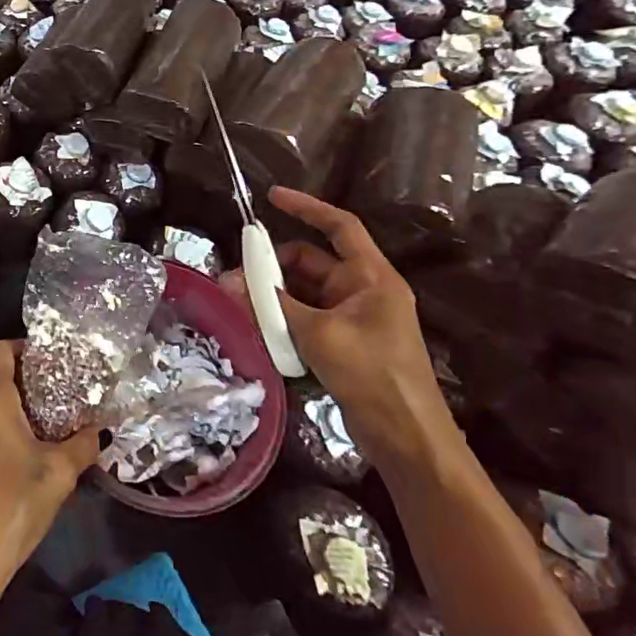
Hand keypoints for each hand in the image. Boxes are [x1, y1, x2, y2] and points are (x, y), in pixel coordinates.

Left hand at [0, 340, 98, 577]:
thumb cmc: (15, 500)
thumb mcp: (61, 470)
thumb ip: (84, 444)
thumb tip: (101, 431)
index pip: (1, 350)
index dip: (24, 347)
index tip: (50, 359)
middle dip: (22, 378)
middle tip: (56, 391)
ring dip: (8, 406)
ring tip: (40, 423)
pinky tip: (16, 456)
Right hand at [223, 187, 454, 467]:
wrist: (407, 438)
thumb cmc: (372, 374)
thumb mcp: (318, 335)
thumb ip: (273, 306)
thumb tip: (229, 281)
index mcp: (371, 276)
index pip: (339, 226)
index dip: (306, 207)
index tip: (272, 196)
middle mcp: (364, 289)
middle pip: (313, 262)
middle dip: (275, 266)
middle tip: (237, 276)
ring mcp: (355, 318)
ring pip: (307, 293)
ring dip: (276, 296)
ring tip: (240, 303)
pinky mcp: (346, 343)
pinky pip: (309, 319)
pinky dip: (286, 320)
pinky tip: (260, 329)